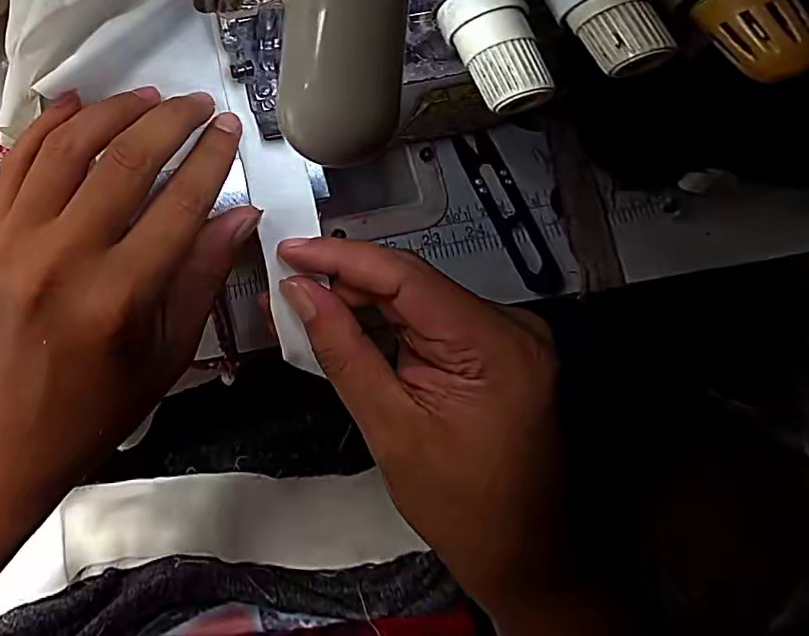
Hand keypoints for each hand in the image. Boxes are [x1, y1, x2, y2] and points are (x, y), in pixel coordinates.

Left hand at [0, 87, 256, 512]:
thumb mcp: (164, 356)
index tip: (228, 129)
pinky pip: (18, 162)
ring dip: (113, 111)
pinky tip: (77, 103)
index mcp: (117, 297)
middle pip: (126, 162)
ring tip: (148, 96)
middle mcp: (64, 257)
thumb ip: (202, 277)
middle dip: (171, 121)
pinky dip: (48, 125)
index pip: (179, 204)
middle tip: (197, 103)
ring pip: (70, 147)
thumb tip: (241, 215)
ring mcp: (16, 240)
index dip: (211, 158)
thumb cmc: (90, 412)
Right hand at [277, 238, 605, 631]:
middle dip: (340, 284)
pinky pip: (422, 317)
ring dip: (354, 303)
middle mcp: (506, 326)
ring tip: (302, 311)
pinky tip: (340, 327)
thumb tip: (300, 293)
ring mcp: (500, 333)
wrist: (522, 557)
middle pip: (405, 282)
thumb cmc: (466, 509)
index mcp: (493, 345)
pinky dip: (378, 322)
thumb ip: (342, 350)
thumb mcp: (390, 429)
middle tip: (285, 290)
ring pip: (408, 297)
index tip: (290, 251)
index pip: (404, 275)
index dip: (339, 256)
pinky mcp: (487, 344)